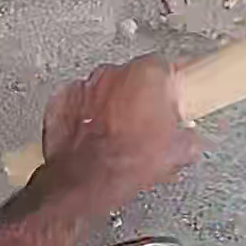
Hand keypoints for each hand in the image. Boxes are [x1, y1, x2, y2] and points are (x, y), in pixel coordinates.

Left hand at [36, 54, 201, 212]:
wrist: (87, 178)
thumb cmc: (128, 160)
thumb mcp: (179, 149)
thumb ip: (187, 134)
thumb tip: (187, 140)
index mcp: (146, 74)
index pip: (164, 66)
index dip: (168, 84)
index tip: (171, 95)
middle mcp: (110, 74)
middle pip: (129, 77)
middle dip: (135, 95)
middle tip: (142, 120)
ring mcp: (80, 87)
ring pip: (100, 90)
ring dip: (106, 104)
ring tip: (113, 131)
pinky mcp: (57, 103)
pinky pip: (74, 103)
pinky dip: (79, 114)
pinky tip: (88, 133)